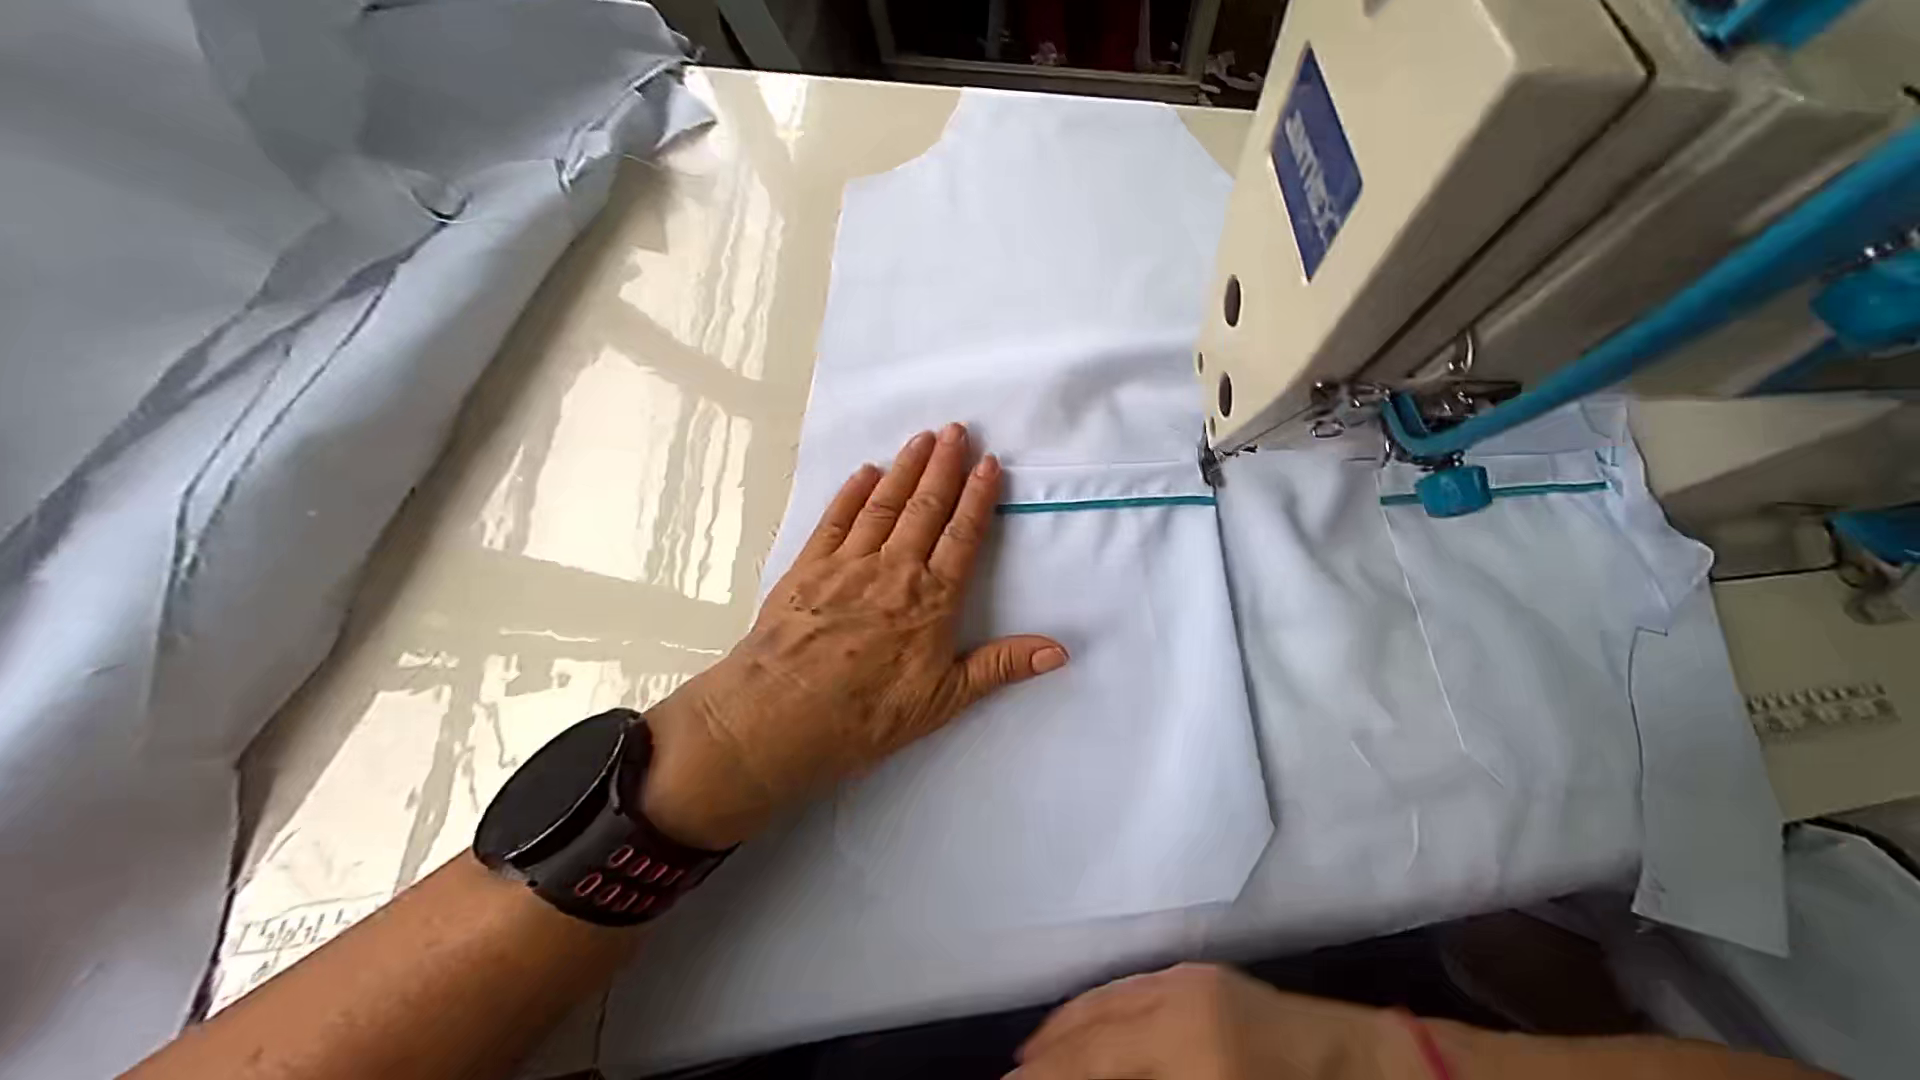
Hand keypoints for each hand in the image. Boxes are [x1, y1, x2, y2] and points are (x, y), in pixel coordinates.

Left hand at [640, 424, 1068, 849]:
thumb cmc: (867, 715)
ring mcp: (848, 563)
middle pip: (925, 507)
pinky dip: (852, 492)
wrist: (780, 717)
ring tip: (921, 438)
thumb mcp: (944, 699)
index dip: (978, 497)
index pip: (962, 536)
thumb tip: (1060, 651)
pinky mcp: (808, 567)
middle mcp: (894, 569)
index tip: (989, 463)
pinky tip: (865, 472)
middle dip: (943, 466)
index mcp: (932, 599)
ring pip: (884, 504)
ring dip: (904, 468)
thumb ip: (1000, 666)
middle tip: (956, 430)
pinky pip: (836, 519)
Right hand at [1013, 964, 1429, 1079]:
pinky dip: (1096, 1007)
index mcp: (1189, 1047)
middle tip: (1009, 1076)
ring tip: (1033, 1054)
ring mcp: (1187, 978)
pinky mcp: (1200, 974)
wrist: (1383, 1071)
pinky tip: (1087, 1025)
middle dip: (1046, 1055)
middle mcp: (1176, 998)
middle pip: (1092, 1028)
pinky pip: (1128, 986)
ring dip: (1066, 1028)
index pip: (1093, 1063)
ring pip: (1105, 999)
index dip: (1048, 1078)